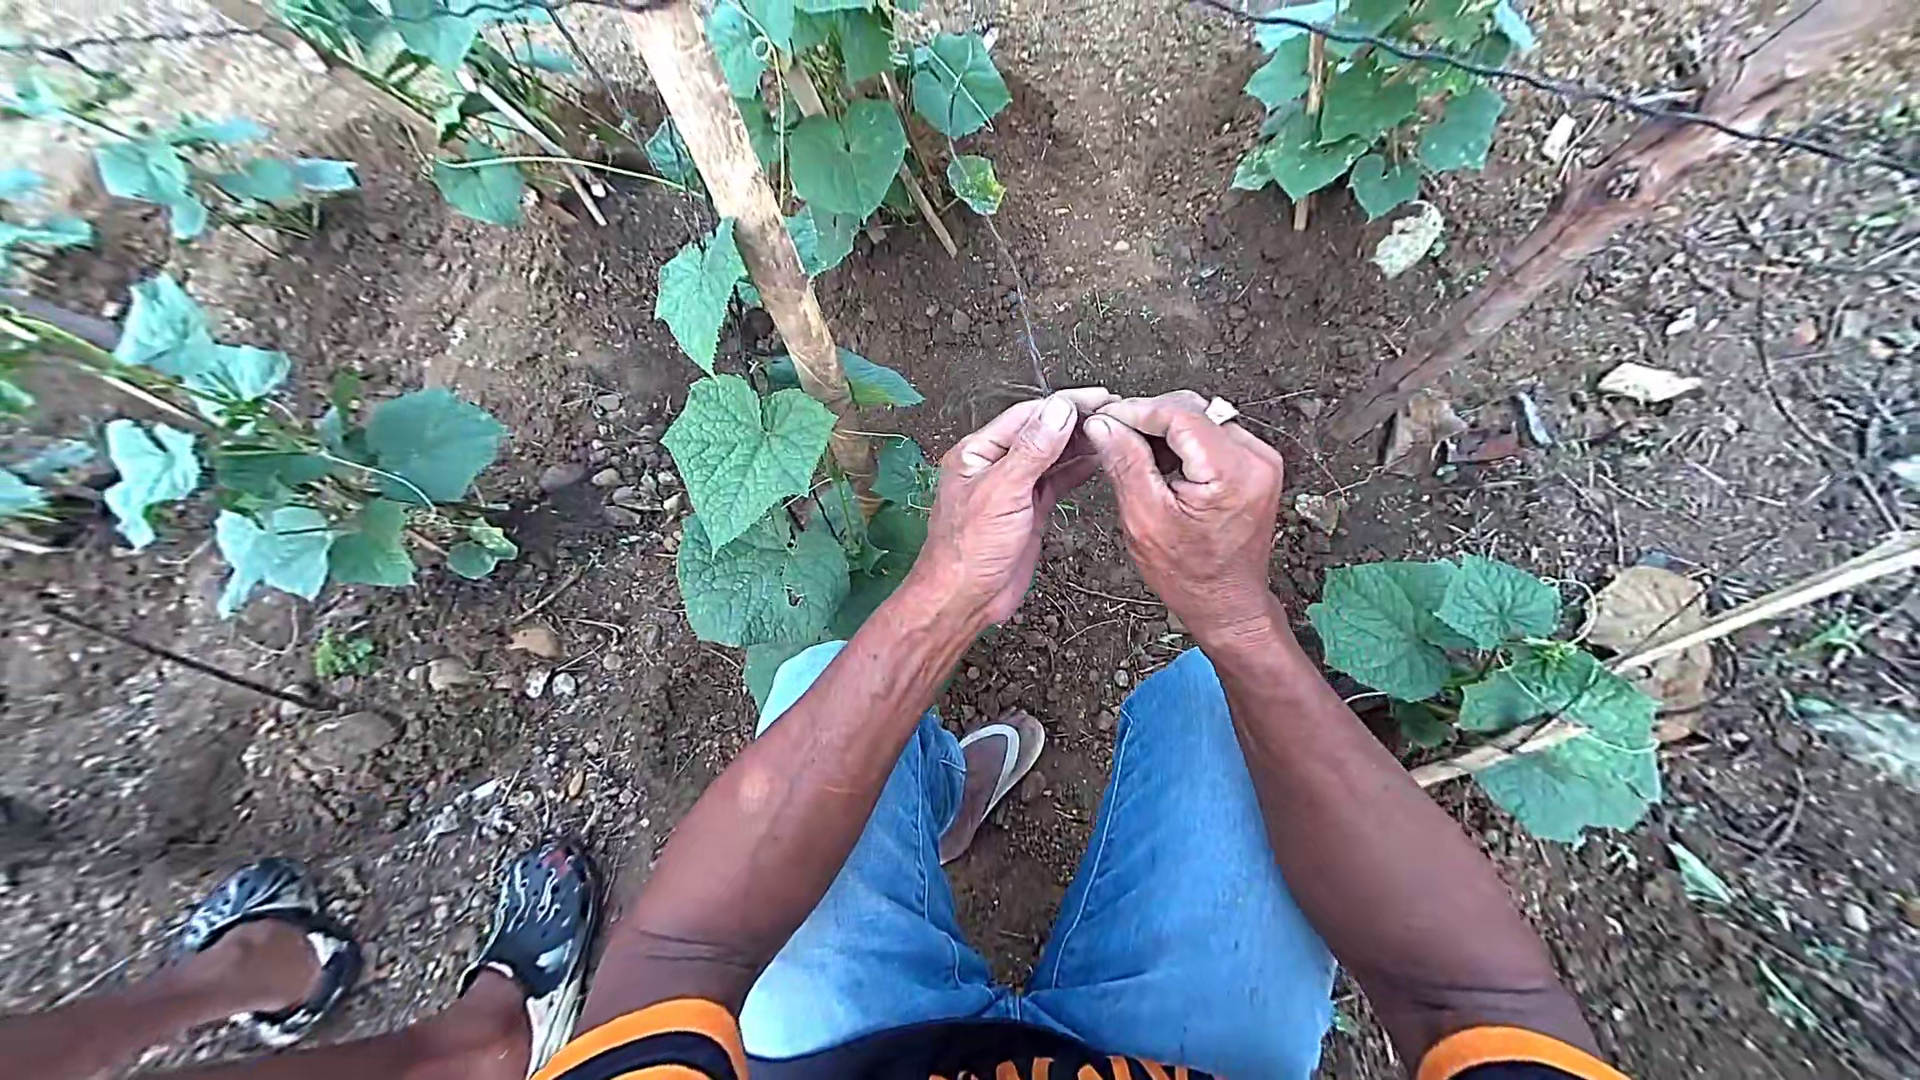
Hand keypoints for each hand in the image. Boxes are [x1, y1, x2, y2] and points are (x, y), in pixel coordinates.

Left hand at [909, 388, 1116, 627]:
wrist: (965, 598)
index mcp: (978, 453)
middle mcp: (995, 467)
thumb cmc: (967, 550)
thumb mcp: (1001, 492)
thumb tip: (1059, 410)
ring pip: (1051, 457)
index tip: (1097, 398)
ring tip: (1111, 432)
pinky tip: (1095, 460)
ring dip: (1079, 444)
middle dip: (1075, 421)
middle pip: (1041, 433)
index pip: (1027, 416)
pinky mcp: (1028, 511)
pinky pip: (1056, 482)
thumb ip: (1032, 450)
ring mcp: (1014, 489)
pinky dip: (1076, 470)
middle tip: (1112, 412)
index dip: (1063, 404)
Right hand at [1083, 390, 1286, 644]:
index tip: (1103, 418)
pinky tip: (1156, 461)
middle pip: (1190, 411)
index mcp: (1233, 472)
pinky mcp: (1252, 466)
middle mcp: (1255, 459)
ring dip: (1160, 430)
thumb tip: (1104, 424)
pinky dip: (1178, 442)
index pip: (1179, 414)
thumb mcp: (1144, 519)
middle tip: (1108, 431)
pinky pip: (1209, 436)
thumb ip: (1125, 463)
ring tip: (1129, 451)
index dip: (1135, 411)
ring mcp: (1258, 460)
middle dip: (1146, 418)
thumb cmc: (1190, 575)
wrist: (1226, 602)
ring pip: (1198, 419)